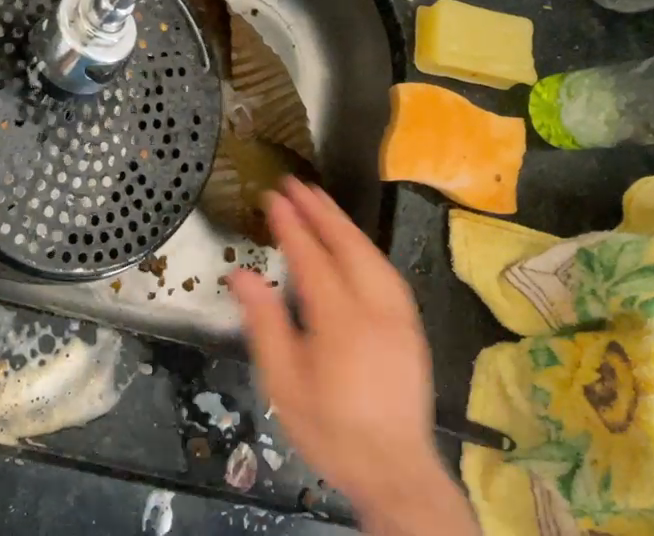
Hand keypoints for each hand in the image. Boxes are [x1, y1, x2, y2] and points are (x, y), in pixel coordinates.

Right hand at [227, 178, 476, 535]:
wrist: (395, 471)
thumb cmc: (331, 430)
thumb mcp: (283, 384)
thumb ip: (265, 324)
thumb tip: (242, 275)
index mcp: (341, 322)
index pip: (311, 258)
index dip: (291, 224)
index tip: (273, 197)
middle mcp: (376, 310)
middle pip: (349, 246)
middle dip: (321, 211)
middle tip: (297, 183)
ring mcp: (400, 318)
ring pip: (373, 256)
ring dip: (346, 225)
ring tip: (321, 202)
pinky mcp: (412, 329)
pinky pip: (388, 273)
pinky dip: (366, 248)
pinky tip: (354, 245)